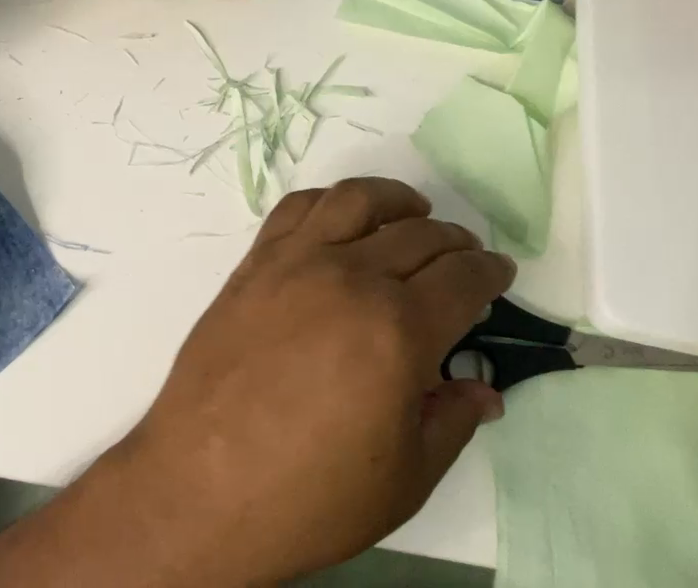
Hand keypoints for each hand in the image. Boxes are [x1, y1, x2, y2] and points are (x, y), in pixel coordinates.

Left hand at [0, 177, 514, 587]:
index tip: (499, 274)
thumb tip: (484, 391)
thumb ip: (452, 421)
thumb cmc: (308, 497)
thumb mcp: (403, 478)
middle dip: (454, 243)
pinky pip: (298, 209)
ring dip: (398, 201)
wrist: (198, 491)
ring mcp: (296, 263)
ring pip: (359, 202)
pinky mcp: (255, 265)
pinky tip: (343, 216)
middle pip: (420, 237)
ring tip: (415, 213)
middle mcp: (350, 279)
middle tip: (465, 257)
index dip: (489, 273)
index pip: (462, 279)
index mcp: (398, 330)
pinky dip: (331, 200)